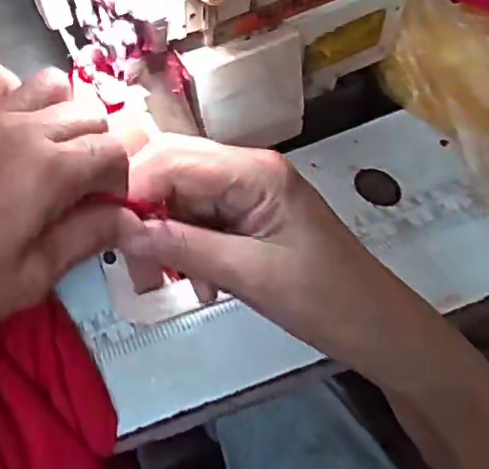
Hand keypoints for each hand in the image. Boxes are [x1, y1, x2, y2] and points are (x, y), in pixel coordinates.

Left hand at [0, 64, 128, 376]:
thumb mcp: (33, 276)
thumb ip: (87, 236)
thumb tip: (127, 218)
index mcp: (51, 169)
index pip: (112, 151)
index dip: (118, 180)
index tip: (105, 208)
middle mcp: (26, 128)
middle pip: (89, 113)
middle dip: (98, 145)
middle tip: (81, 187)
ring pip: (50, 84)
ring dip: (64, 111)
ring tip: (50, 150)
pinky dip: (12, 91)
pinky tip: (6, 124)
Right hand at [113, 133, 421, 372]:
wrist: (380, 328)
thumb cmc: (325, 299)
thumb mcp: (251, 276)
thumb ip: (185, 247)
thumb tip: (124, 230)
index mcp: (254, 169)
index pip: (175, 158)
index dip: (136, 186)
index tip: (109, 226)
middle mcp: (247, 166)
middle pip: (175, 169)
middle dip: (148, 210)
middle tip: (134, 259)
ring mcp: (248, 187)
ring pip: (183, 195)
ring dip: (169, 234)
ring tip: (172, 280)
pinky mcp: (248, 210)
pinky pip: (201, 216)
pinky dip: (189, 245)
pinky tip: (202, 281)